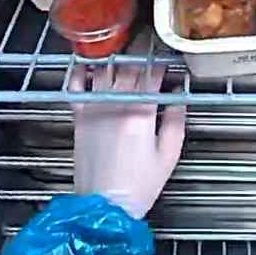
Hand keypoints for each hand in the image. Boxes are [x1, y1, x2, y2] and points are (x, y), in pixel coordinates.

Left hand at [69, 63, 186, 218]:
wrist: (103, 207)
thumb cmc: (137, 186)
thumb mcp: (168, 155)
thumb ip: (176, 121)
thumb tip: (178, 97)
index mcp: (141, 114)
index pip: (152, 75)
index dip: (161, 63)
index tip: (166, 58)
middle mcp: (115, 105)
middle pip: (129, 67)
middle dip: (140, 53)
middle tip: (148, 48)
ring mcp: (94, 108)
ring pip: (105, 70)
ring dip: (116, 57)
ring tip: (125, 51)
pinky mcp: (79, 116)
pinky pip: (77, 85)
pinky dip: (84, 71)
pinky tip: (92, 65)